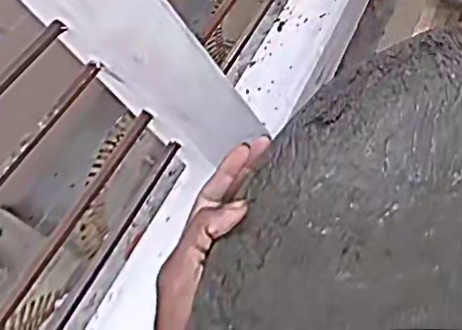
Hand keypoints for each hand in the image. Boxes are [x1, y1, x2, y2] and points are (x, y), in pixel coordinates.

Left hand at [155, 137, 269, 329]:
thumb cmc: (178, 322)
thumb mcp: (179, 268)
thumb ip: (200, 232)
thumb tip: (235, 205)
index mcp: (193, 243)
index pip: (213, 195)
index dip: (230, 169)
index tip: (248, 148)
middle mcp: (212, 249)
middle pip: (231, 200)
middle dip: (248, 171)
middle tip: (266, 148)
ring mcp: (230, 260)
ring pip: (248, 217)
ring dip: (260, 191)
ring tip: (276, 169)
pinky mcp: (250, 278)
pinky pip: (262, 240)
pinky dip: (271, 222)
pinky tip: (283, 215)